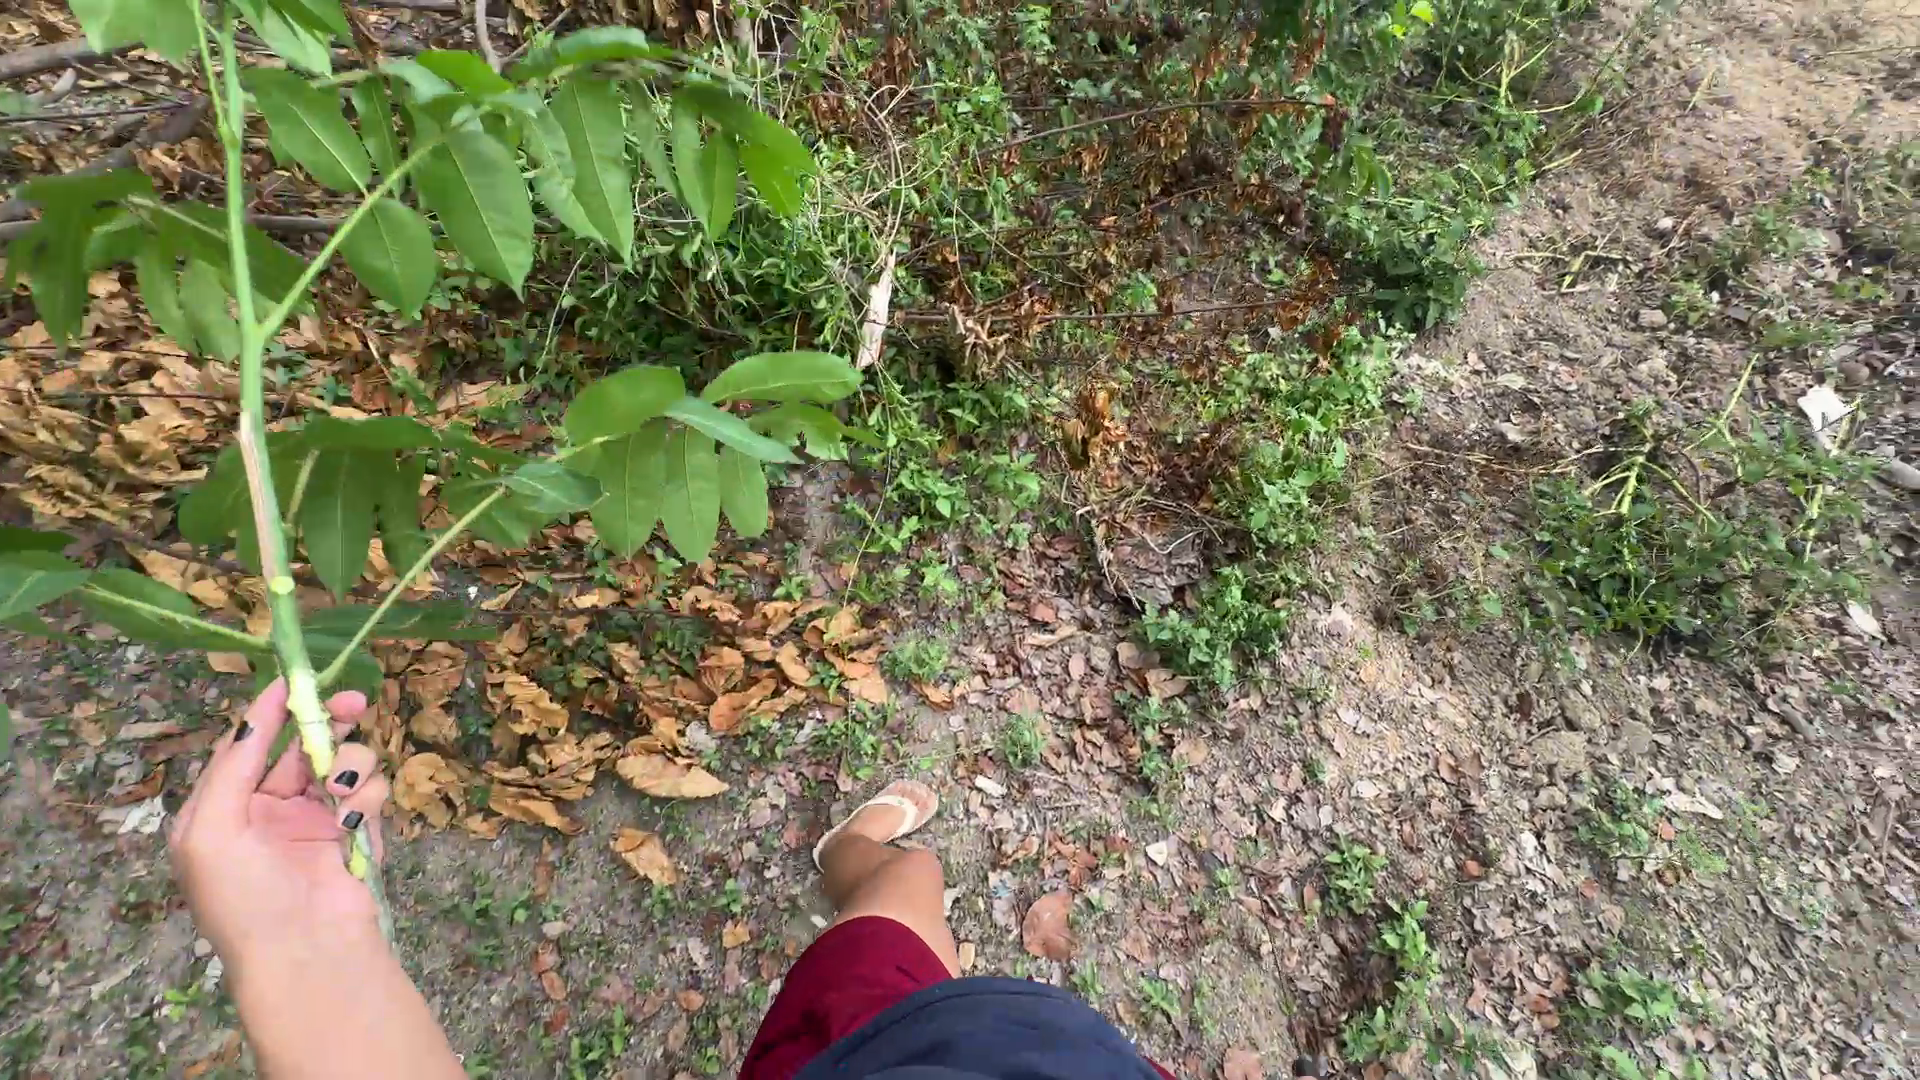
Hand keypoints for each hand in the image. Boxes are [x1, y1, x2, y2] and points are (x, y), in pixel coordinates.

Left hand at [168, 678, 390, 971]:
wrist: (307, 944)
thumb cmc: (245, 894)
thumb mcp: (212, 833)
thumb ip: (232, 769)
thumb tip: (257, 715)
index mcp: (225, 808)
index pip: (248, 745)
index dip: (271, 711)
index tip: (296, 679)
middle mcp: (272, 806)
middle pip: (305, 745)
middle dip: (330, 722)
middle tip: (355, 703)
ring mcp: (319, 815)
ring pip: (345, 761)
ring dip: (349, 767)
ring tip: (344, 791)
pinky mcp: (358, 825)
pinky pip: (370, 789)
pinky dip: (367, 798)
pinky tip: (355, 821)